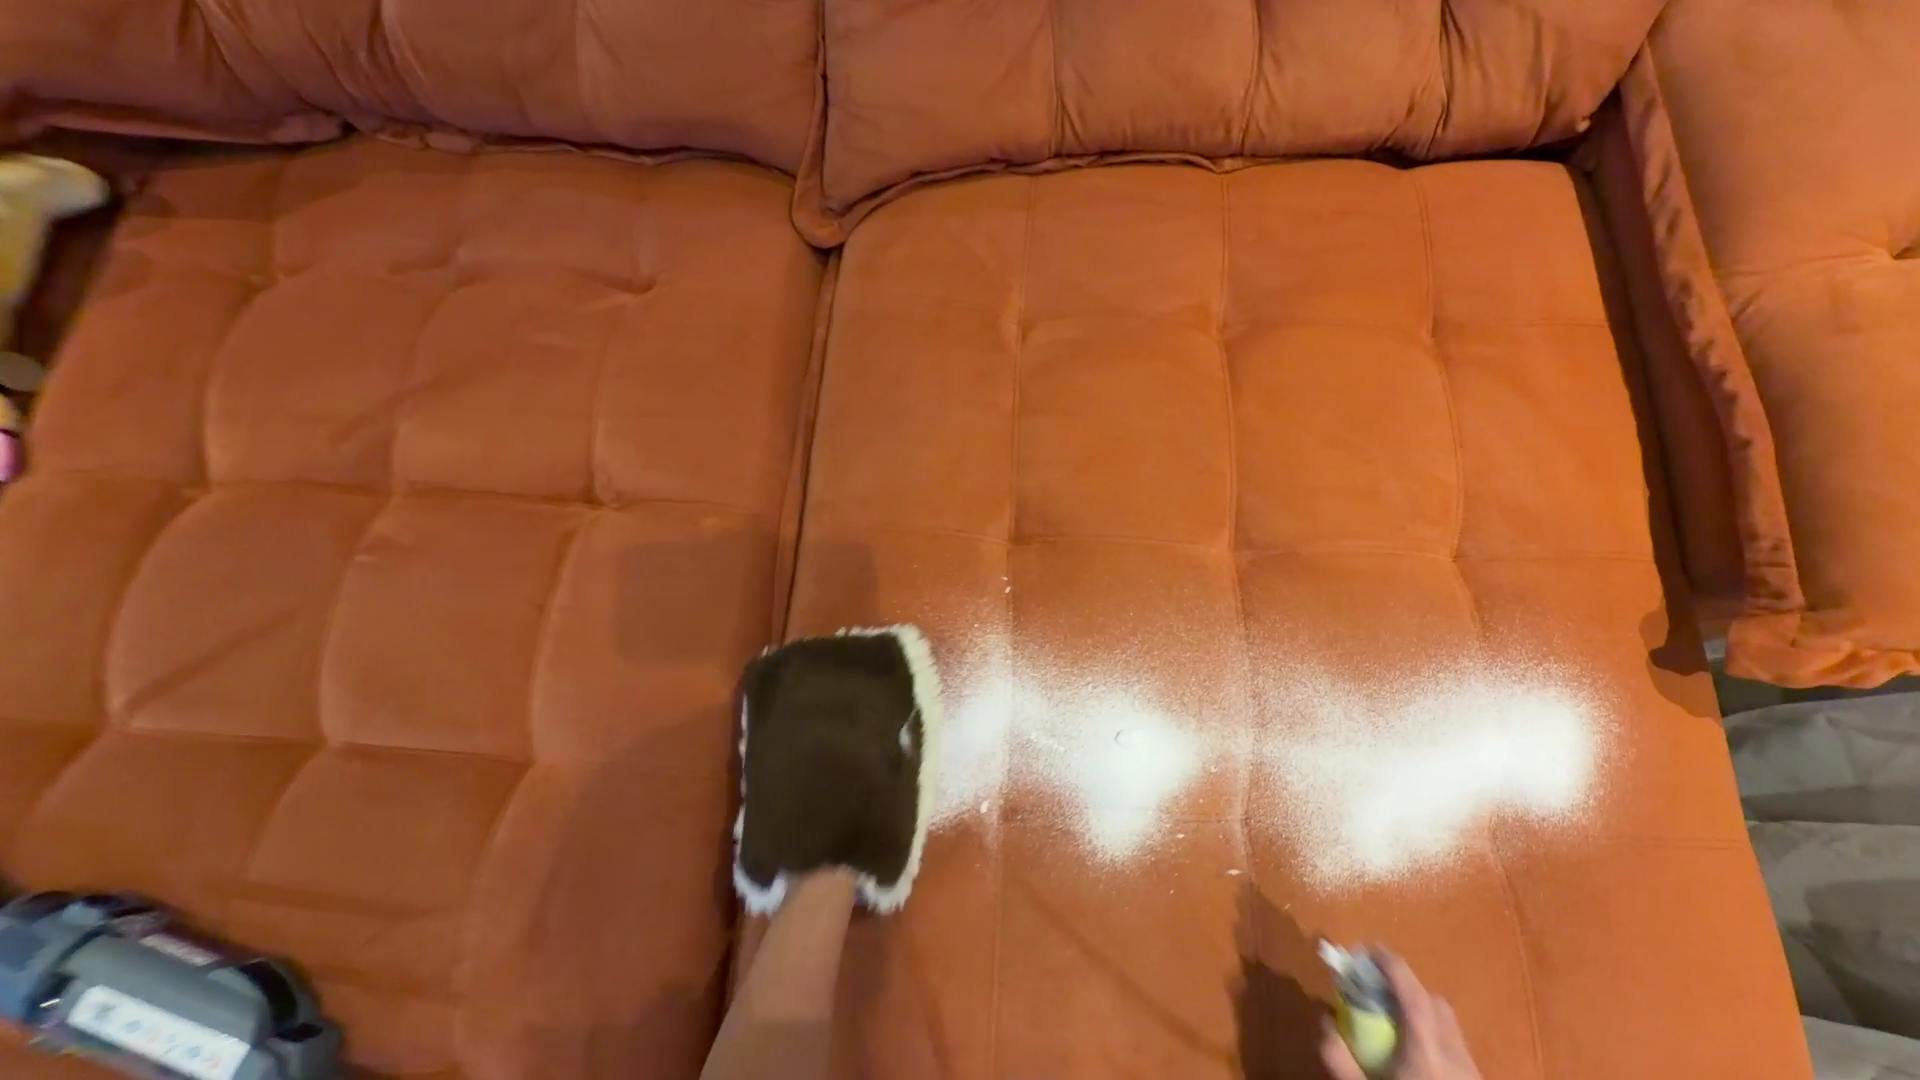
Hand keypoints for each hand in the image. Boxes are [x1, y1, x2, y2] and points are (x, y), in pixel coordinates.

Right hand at [1321, 950, 1481, 1079]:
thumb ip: (1339, 1060)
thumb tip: (1324, 1021)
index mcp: (1426, 1052)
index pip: (1412, 993)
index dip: (1390, 964)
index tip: (1367, 949)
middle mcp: (1455, 1056)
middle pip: (1434, 1002)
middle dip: (1405, 988)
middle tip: (1374, 993)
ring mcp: (1473, 1074)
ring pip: (1449, 1026)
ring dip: (1421, 1014)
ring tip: (1393, 1027)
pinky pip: (1456, 1050)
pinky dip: (1433, 1040)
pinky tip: (1415, 1063)